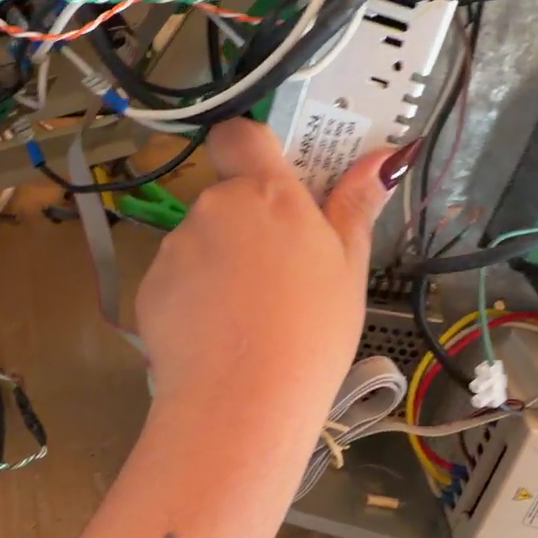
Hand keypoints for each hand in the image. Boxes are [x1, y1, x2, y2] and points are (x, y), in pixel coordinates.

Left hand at [135, 120, 409, 427]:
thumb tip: (388, 154)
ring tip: (244, 320)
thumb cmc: (310, 334)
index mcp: (265, 194)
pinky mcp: (149, 289)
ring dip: (217, 266)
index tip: (268, 184)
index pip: (239, 135)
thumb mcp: (347, 271)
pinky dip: (191, 301)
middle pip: (224, 201)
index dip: (249, 150)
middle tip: (274, 280)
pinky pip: (174, 282)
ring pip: (199, 244)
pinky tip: (215, 338)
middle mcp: (212, 209)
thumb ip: (355, 208)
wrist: (242, 403)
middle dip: (244, 228)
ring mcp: (174, 249)